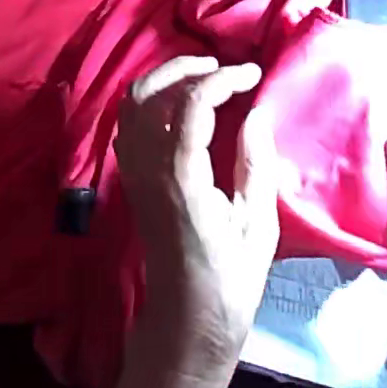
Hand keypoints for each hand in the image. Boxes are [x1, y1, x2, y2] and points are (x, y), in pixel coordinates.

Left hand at [109, 55, 279, 387]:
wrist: (185, 321)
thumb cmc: (229, 279)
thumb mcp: (258, 225)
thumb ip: (255, 163)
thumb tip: (256, 112)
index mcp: (181, 175)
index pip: (191, 103)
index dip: (222, 79)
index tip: (252, 74)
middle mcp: (147, 165)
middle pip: (148, 92)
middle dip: (183, 67)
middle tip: (221, 67)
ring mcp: (132, 170)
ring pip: (131, 103)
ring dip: (163, 79)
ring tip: (201, 76)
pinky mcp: (130, 176)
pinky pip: (128, 122)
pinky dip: (149, 99)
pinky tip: (176, 104)